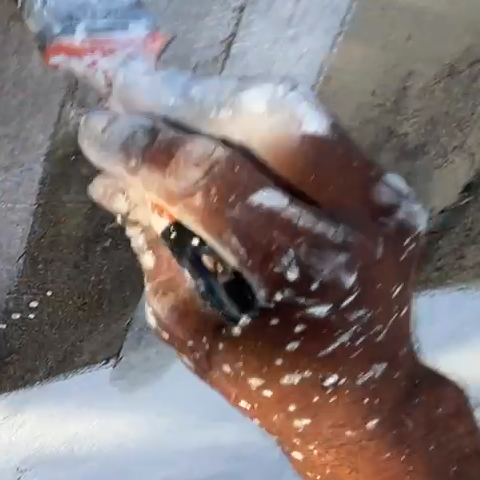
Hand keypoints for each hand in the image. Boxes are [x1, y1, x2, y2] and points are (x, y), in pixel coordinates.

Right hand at [79, 71, 430, 448]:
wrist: (364, 395)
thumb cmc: (262, 376)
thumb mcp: (188, 329)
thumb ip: (159, 251)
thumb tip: (118, 185)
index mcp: (300, 267)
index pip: (211, 180)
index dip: (146, 148)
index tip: (93, 128)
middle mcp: (357, 216)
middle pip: (268, 121)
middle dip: (182, 98)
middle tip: (119, 84)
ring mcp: (384, 193)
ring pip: (293, 111)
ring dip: (212, 98)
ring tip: (150, 91)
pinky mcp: (386, 183)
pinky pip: (305, 129)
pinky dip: (242, 119)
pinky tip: (196, 117)